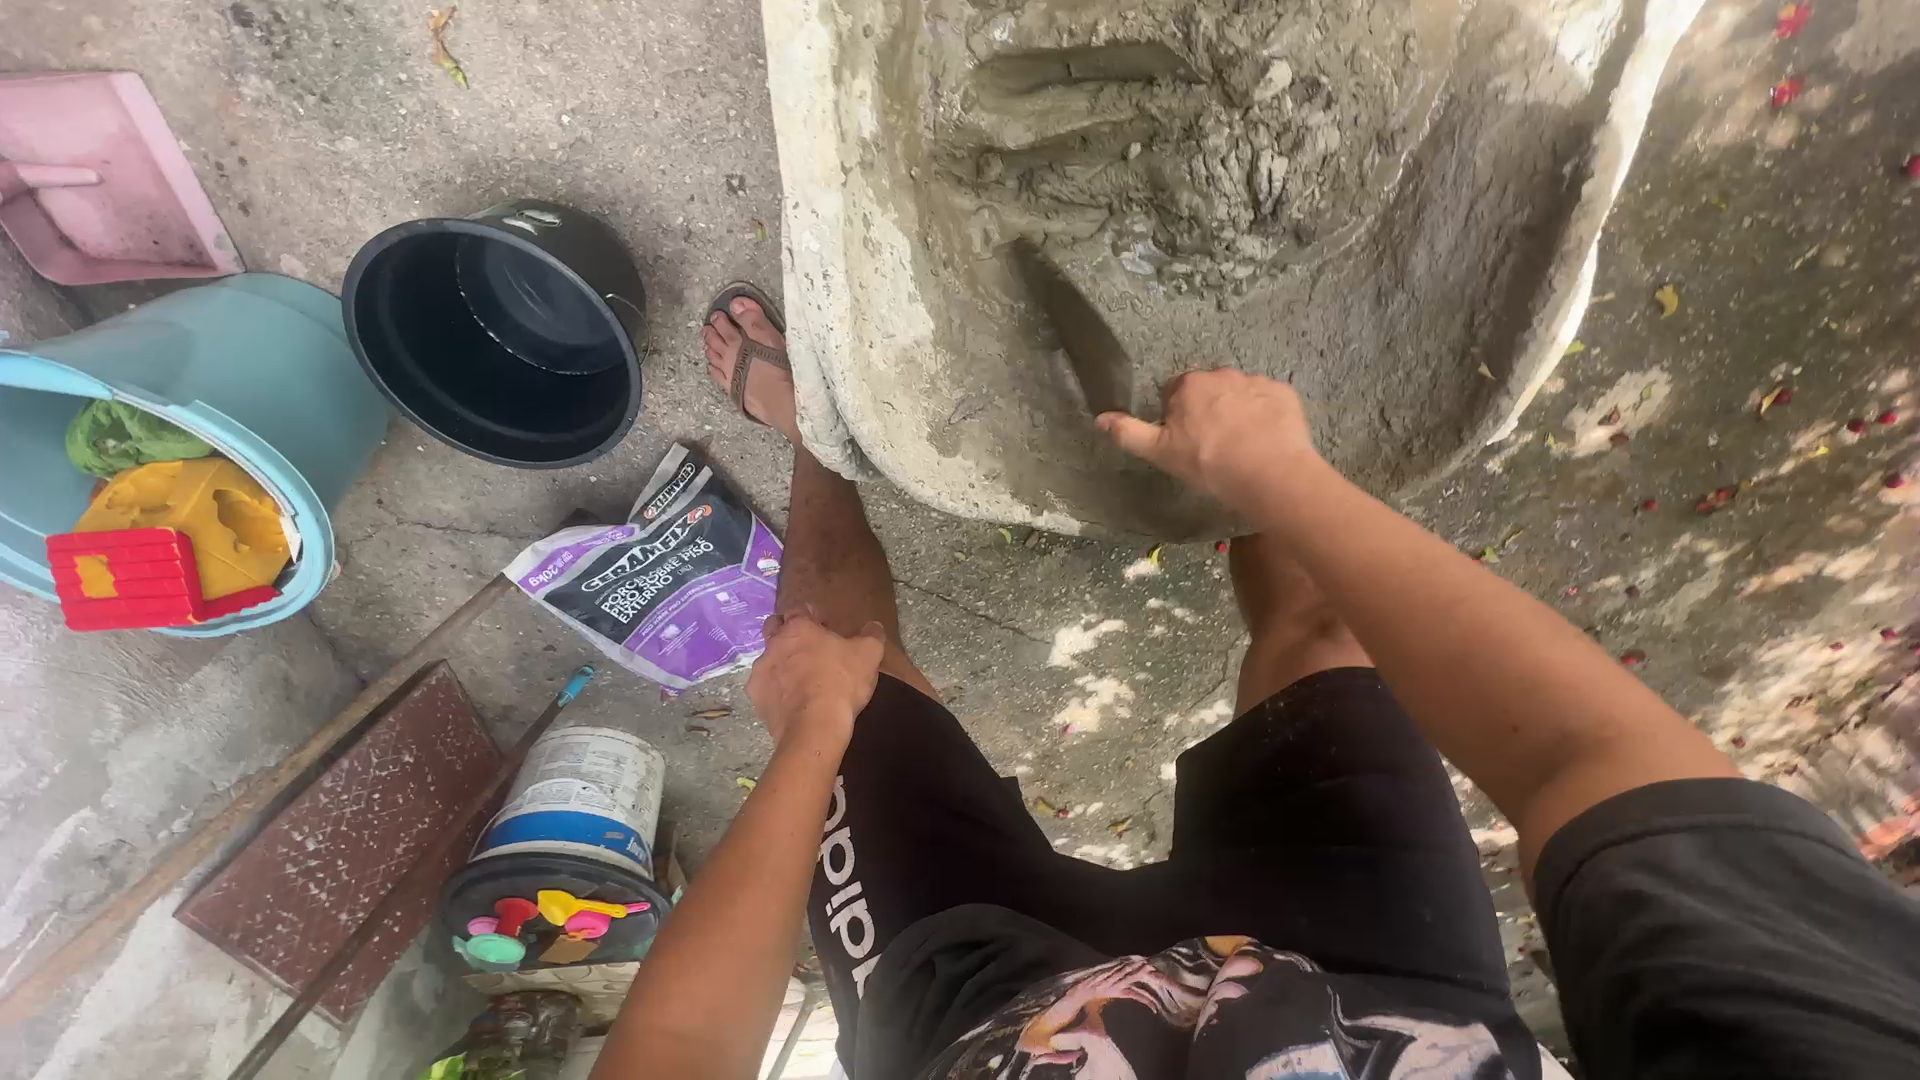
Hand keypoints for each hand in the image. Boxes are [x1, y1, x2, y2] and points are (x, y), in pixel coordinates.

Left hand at [746, 612, 885, 747]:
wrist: (815, 726)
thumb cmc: (841, 682)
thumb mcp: (869, 654)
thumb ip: (871, 635)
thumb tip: (873, 626)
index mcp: (798, 628)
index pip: (797, 608)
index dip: (809, 613)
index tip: (821, 623)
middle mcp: (774, 644)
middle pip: (773, 627)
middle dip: (786, 630)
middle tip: (806, 644)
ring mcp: (761, 671)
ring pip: (767, 657)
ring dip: (780, 661)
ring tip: (798, 676)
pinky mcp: (756, 697)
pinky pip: (764, 686)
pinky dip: (775, 688)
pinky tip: (789, 699)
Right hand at [1096, 369, 1320, 514]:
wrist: (1269, 474)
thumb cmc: (1209, 463)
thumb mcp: (1160, 453)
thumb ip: (1128, 433)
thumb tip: (1099, 418)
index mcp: (1189, 385)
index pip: (1174, 393)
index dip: (1177, 417)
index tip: (1184, 441)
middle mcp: (1222, 374)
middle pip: (1207, 391)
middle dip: (1207, 411)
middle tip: (1211, 445)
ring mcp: (1256, 381)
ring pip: (1238, 395)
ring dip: (1235, 412)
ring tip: (1239, 446)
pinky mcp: (1283, 393)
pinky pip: (1267, 400)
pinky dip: (1263, 415)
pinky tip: (1262, 440)